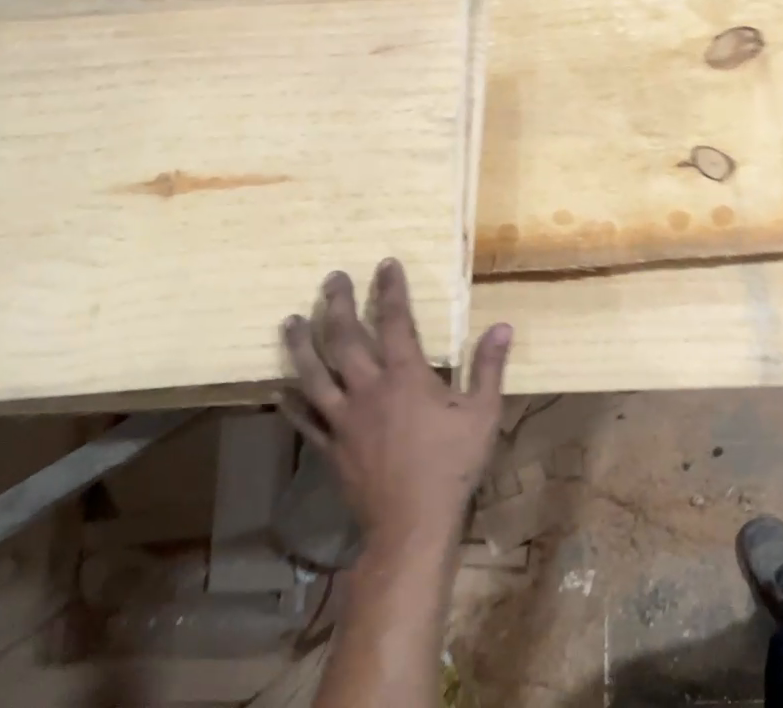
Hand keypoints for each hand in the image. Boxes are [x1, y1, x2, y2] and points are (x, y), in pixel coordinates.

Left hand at [280, 258, 511, 556]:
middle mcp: (367, 390)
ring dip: (300, 343)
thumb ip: (488, 367)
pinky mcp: (329, 447)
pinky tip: (281, 388)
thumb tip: (501, 327)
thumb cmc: (453, 464)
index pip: (394, 322)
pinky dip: (291, 400)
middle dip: (336, 303)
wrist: (412, 520)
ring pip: (312, 373)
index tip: (385, 264)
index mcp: (406, 377)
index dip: (390, 290)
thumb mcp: (483, 412)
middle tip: (331, 278)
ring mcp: (342, 419)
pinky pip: (304, 418)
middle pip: (343, 338)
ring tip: (290, 320)